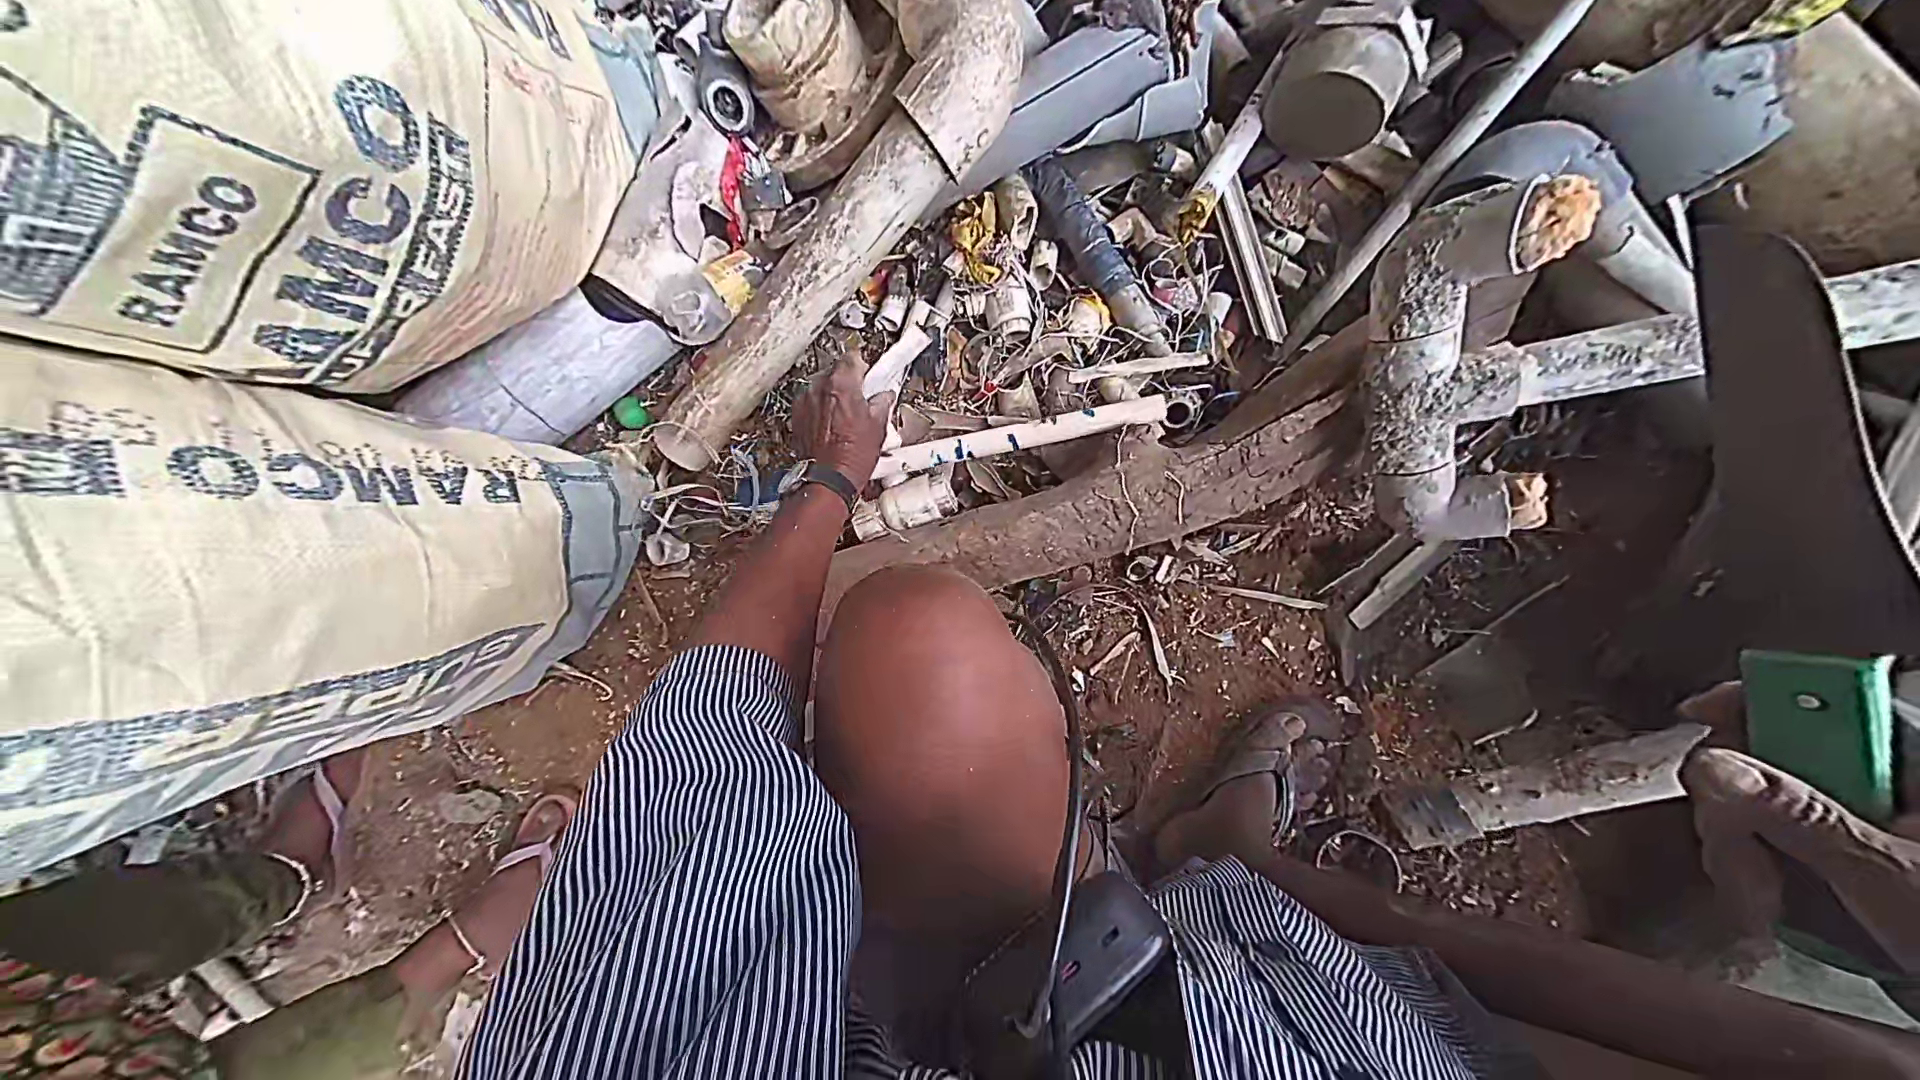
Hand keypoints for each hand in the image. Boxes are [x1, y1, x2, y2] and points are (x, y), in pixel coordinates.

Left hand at [792, 344, 893, 484]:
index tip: (871, 373)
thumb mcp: (878, 426)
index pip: (852, 357)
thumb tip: (885, 396)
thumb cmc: (851, 456)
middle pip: (836, 372)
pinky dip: (821, 409)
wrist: (828, 479)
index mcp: (841, 383)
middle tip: (863, 400)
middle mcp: (819, 387)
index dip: (864, 365)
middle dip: (849, 382)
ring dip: (834, 396)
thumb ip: (881, 402)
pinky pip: (812, 403)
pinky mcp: (797, 416)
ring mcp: (805, 401)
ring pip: (823, 387)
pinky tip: (833, 426)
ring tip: (847, 417)